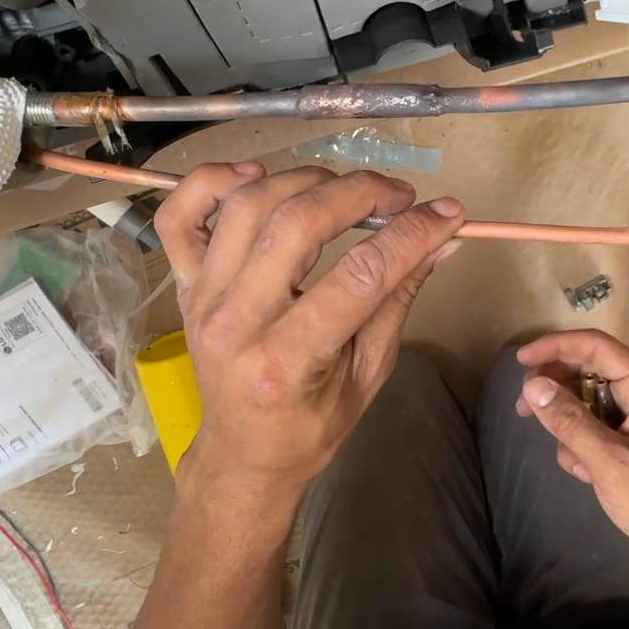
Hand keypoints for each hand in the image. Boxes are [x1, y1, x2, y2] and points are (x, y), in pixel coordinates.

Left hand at [155, 163, 464, 497]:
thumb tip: (441, 238)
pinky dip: (210, 182)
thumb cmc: (312, 425)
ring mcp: (202, 300)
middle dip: (361, 194)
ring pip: (249, 207)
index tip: (448, 212)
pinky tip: (253, 175)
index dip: (411, 234)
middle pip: (298, 225)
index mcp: (286, 362)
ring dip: (307, 180)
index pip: (359, 275)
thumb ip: (399, 297)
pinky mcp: (184, 286)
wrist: (243, 454)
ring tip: (346, 189)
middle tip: (399, 195)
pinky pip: (180, 217)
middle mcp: (235, 324)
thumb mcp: (370, 372)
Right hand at [516, 329, 628, 580]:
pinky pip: (599, 422)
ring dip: (571, 424)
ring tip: (577, 463)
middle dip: (556, 388)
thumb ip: (570, 421)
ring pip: (589, 398)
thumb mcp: (609, 464)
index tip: (520, 362)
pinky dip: (584, 441)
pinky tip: (588, 473)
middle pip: (589, 368)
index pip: (595, 346)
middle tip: (525, 411)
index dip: (555, 346)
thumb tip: (533, 385)